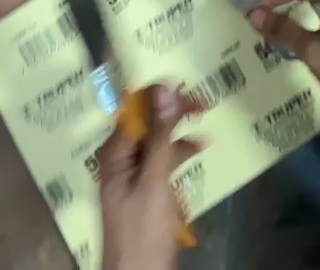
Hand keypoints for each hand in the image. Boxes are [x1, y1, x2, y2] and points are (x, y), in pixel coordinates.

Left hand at [97, 84, 202, 269]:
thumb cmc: (143, 230)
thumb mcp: (154, 180)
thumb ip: (159, 135)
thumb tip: (164, 90)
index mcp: (115, 151)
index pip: (135, 107)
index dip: (160, 94)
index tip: (187, 88)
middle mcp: (120, 156)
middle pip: (146, 120)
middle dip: (173, 108)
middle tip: (203, 101)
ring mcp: (133, 172)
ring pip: (156, 137)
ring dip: (178, 127)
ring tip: (205, 116)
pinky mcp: (145, 187)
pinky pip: (161, 159)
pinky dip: (179, 151)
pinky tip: (199, 147)